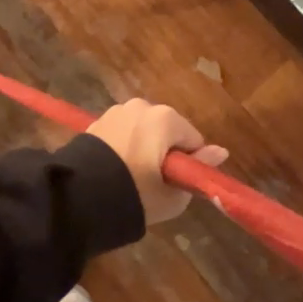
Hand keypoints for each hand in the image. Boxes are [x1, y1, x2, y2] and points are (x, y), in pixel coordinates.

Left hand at [85, 99, 228, 224]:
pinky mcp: (98, 120)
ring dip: (144, 148)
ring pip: (144, 131)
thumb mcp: (174, 193)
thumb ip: (199, 169)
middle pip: (167, 131)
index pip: (192, 140)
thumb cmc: (136, 194)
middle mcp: (142, 106)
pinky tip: (116, 169)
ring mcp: (117, 111)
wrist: (81, 195)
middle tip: (153, 182)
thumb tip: (221, 152)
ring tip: (132, 177)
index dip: (188, 164)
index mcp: (165, 118)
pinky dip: (125, 146)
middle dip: (165, 152)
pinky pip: (123, 133)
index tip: (175, 183)